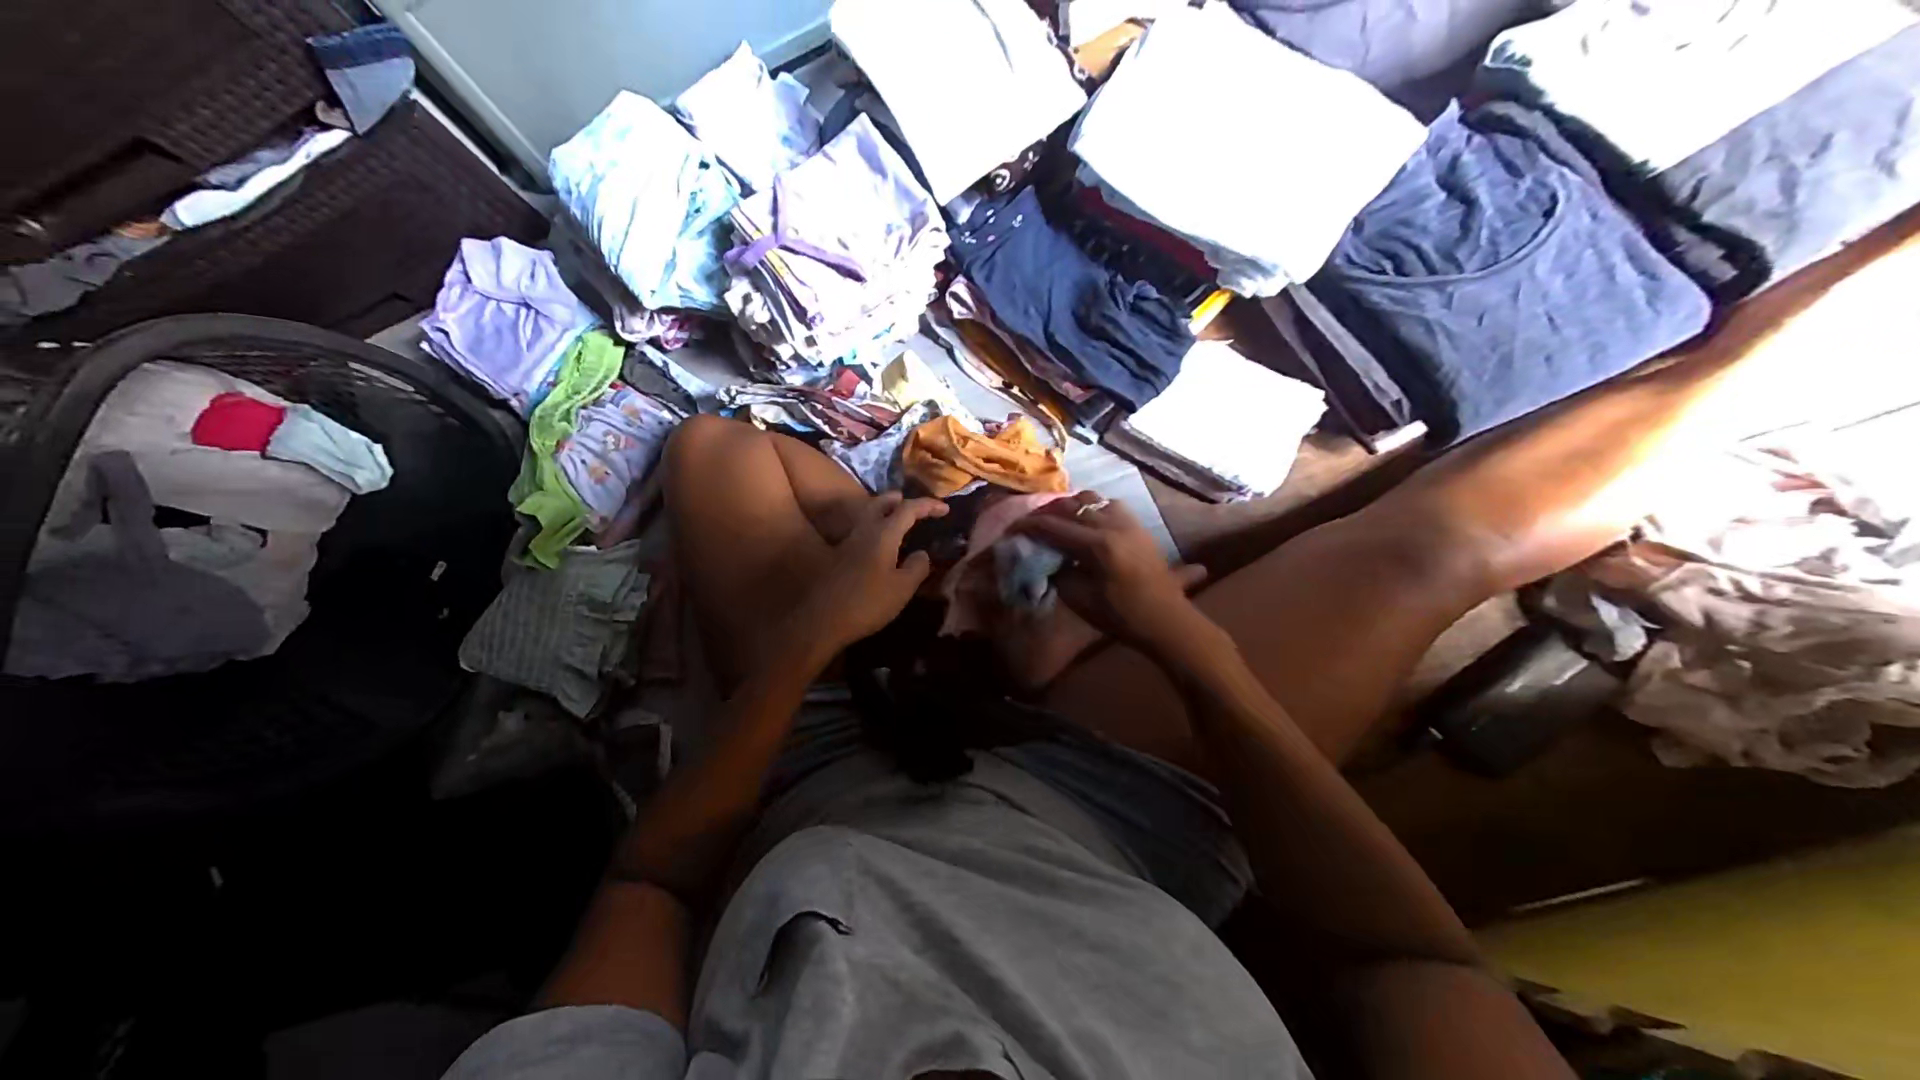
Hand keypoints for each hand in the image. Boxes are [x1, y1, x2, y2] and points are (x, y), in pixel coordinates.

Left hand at [789, 492, 947, 653]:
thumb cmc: (867, 602)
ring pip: (866, 517)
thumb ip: (916, 568)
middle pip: (880, 504)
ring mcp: (846, 544)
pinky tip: (877, 545)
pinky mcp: (837, 558)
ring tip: (895, 518)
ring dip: (882, 512)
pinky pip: (859, 533)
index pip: (908, 509)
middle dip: (897, 500)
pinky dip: (873, 530)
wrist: (822, 620)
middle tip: (910, 501)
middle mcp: (863, 532)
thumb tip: (922, 554)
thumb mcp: (902, 589)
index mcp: (883, 535)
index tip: (945, 509)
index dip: (927, 506)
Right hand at [1012, 491, 1209, 653]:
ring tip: (1058, 520)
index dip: (1028, 525)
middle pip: (1071, 506)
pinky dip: (1092, 509)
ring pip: (1092, 499)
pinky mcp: (1138, 526)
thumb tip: (1042, 556)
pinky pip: (1109, 505)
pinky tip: (1086, 524)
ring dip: (1070, 506)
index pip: (1053, 526)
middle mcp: (1113, 525)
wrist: (1166, 620)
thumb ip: (1057, 572)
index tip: (1012, 529)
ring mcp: (1129, 522)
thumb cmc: (1120, 616)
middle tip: (1030, 524)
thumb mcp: (1079, 599)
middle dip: (1046, 512)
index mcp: (1097, 545)